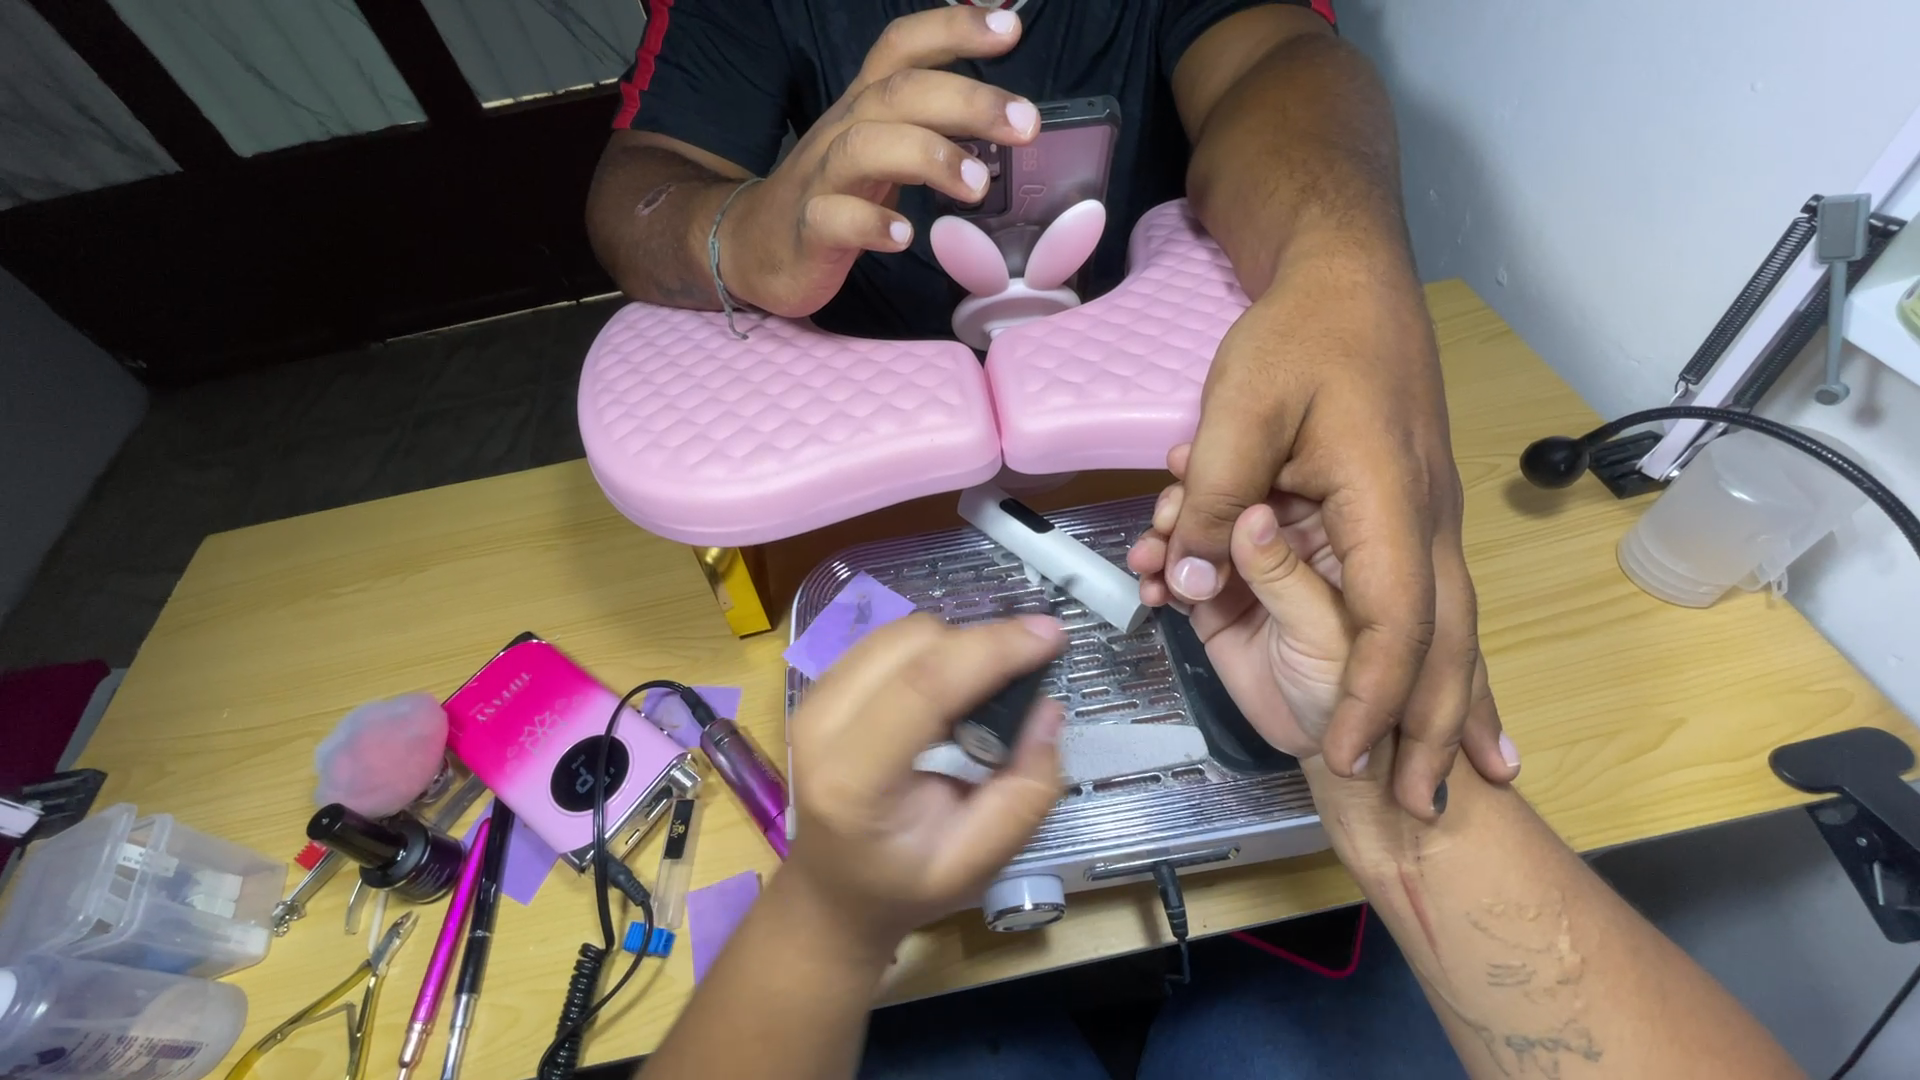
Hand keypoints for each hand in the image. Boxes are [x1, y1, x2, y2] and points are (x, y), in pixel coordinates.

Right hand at [718, 7, 1036, 317]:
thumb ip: (927, 132)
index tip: (1010, 30)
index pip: (903, 49)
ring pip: (867, 147)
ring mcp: (821, 179)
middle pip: (898, 93)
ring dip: (928, 157)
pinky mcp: (808, 230)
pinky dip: (872, 224)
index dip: (953, 28)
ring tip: (977, 187)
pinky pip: (834, 218)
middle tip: (1026, 124)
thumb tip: (998, 130)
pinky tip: (906, 236)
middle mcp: (842, 130)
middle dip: (967, 100)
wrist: (756, 245)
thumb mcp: (881, 153)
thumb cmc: (834, 197)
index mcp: (864, 108)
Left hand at [784, 613, 1067, 947]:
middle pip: (913, 645)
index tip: (1052, 637)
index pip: (923, 687)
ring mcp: (813, 699)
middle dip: (982, 643)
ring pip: (902, 632)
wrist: (834, 888)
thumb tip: (1047, 708)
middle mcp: (821, 726)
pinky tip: (951, 687)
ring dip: (958, 645)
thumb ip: (1025, 792)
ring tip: (986, 689)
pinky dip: (933, 649)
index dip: (992, 650)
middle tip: (1027, 671)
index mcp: (855, 781)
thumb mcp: (978, 864)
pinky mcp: (821, 685)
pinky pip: (889, 640)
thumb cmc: (904, 881)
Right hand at [1128, 447, 1350, 756]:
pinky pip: (1176, 577)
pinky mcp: (1210, 600)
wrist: (1309, 745)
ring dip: (1164, 543)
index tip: (1185, 462)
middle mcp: (1280, 541)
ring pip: (1195, 536)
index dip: (1230, 472)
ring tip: (1146, 559)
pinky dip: (1157, 578)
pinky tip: (1149, 589)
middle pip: (1224, 503)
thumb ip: (1284, 575)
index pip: (1272, 485)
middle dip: (1186, 507)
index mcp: (1326, 534)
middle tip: (1161, 518)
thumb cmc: (1341, 688)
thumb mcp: (1321, 630)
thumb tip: (1249, 514)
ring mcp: (1241, 570)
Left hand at [1156, 262, 1517, 818]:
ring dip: (1435, 696)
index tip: (1343, 757)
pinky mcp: (1402, 507)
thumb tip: (1189, 581)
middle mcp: (1424, 522)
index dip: (1371, 697)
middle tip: (1423, 804)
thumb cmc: (1298, 339)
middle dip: (1430, 726)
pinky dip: (1419, 645)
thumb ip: (1215, 504)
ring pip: (1436, 621)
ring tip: (1452, 772)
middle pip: (1442, 640)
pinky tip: (1443, 686)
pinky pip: (1413, 590)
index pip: (1393, 622)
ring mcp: (1421, 516)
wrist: (1351, 281)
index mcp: (1390, 504)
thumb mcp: (1238, 415)